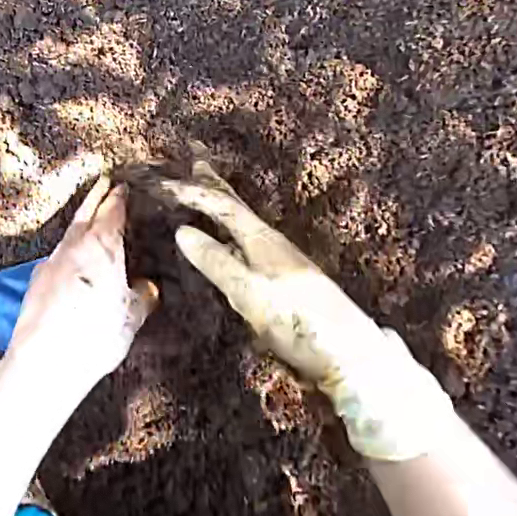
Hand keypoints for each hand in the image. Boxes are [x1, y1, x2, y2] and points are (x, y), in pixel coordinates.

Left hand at [7, 175, 158, 396]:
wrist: (45, 363)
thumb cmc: (95, 336)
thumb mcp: (131, 316)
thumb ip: (141, 296)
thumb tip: (146, 286)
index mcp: (101, 245)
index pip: (112, 211)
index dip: (119, 197)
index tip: (124, 187)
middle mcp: (74, 246)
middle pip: (86, 212)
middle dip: (96, 196)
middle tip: (104, 181)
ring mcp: (51, 261)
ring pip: (69, 232)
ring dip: (81, 221)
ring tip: (91, 218)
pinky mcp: (37, 281)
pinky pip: (58, 255)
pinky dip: (69, 248)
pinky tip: (73, 259)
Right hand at [158, 151, 456, 459]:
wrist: (350, 351)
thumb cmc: (297, 320)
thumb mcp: (249, 293)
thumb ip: (217, 262)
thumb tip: (182, 231)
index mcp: (262, 239)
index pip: (223, 206)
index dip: (194, 193)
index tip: (166, 183)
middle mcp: (272, 242)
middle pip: (237, 207)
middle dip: (215, 186)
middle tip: (196, 164)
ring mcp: (281, 260)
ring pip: (244, 224)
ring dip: (224, 207)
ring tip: (209, 198)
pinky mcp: (286, 279)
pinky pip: (249, 242)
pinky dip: (233, 231)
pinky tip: (233, 243)